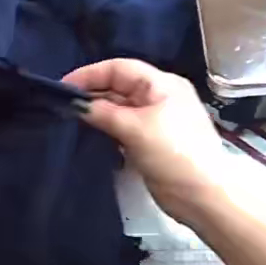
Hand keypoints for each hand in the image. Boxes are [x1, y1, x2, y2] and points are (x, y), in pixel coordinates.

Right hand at [64, 58, 228, 220]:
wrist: (203, 195)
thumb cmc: (174, 155)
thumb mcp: (135, 128)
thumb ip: (103, 113)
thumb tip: (76, 105)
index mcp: (162, 84)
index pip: (119, 68)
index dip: (90, 74)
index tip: (62, 87)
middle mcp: (158, 97)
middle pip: (118, 86)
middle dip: (91, 92)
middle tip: (62, 105)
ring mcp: (155, 119)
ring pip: (119, 107)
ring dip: (97, 111)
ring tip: (70, 118)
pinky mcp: (150, 140)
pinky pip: (122, 126)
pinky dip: (106, 126)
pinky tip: (89, 132)